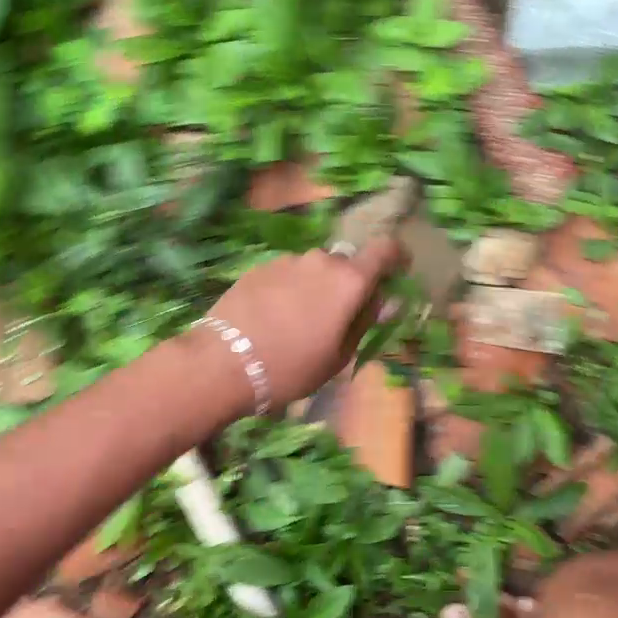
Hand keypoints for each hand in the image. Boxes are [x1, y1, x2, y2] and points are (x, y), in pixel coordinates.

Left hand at [194, 237, 404, 414]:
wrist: (221, 363)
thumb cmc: (290, 367)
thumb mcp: (337, 357)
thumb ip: (363, 322)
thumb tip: (378, 301)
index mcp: (349, 281)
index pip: (385, 250)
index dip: (396, 257)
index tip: (396, 273)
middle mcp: (321, 260)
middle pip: (346, 265)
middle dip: (348, 286)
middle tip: (336, 319)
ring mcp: (287, 261)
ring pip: (313, 270)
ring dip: (315, 289)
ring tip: (297, 325)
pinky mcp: (258, 268)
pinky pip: (286, 275)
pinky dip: (288, 291)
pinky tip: (272, 320)